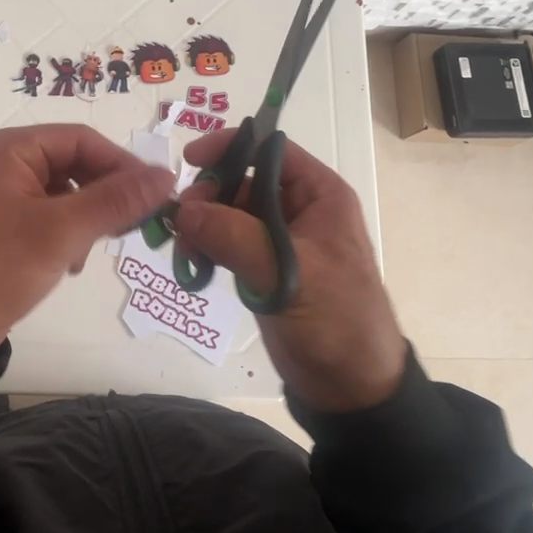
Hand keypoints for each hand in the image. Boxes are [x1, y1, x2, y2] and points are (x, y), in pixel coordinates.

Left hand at [0, 125, 175, 360]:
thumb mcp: (61, 232)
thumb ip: (116, 200)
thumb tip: (168, 175)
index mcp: (5, 149)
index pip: (79, 139)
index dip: (121, 164)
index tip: (156, 195)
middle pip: (71, 163)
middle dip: (102, 195)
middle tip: (131, 226)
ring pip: (61, 191)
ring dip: (85, 218)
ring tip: (91, 250)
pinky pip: (44, 214)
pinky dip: (65, 233)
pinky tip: (70, 262)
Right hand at [171, 130, 404, 410]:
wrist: (350, 385)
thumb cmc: (336, 319)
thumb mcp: (288, 272)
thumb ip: (234, 236)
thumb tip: (182, 210)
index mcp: (319, 196)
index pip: (271, 151)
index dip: (232, 147)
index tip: (191, 160)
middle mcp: (298, 210)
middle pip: (242, 181)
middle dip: (210, 194)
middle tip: (182, 220)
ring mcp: (278, 240)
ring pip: (229, 212)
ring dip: (203, 223)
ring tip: (185, 246)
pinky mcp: (262, 268)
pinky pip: (226, 242)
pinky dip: (206, 246)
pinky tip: (193, 261)